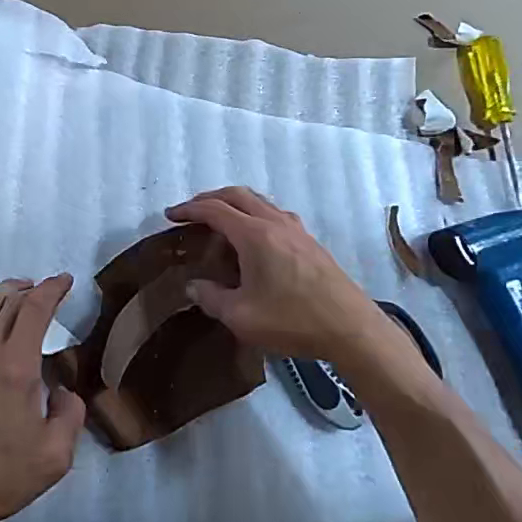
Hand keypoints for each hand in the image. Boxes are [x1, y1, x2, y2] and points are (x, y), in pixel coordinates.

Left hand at [0, 276, 86, 521]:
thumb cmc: (2, 476)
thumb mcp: (57, 454)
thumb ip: (72, 413)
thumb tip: (64, 390)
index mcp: (16, 367)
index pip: (35, 309)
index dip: (53, 289)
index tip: (66, 281)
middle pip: (9, 301)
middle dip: (33, 289)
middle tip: (49, 289)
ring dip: (4, 292)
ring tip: (20, 291)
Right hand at [166, 187, 399, 371]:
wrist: (349, 326)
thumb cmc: (292, 321)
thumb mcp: (241, 317)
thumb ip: (212, 298)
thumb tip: (193, 286)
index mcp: (255, 235)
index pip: (215, 210)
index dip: (190, 209)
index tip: (171, 214)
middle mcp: (276, 223)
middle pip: (238, 195)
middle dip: (211, 198)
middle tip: (192, 211)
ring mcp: (297, 230)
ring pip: (260, 203)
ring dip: (236, 205)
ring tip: (221, 223)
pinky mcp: (311, 243)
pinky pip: (276, 216)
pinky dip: (255, 216)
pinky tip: (254, 240)